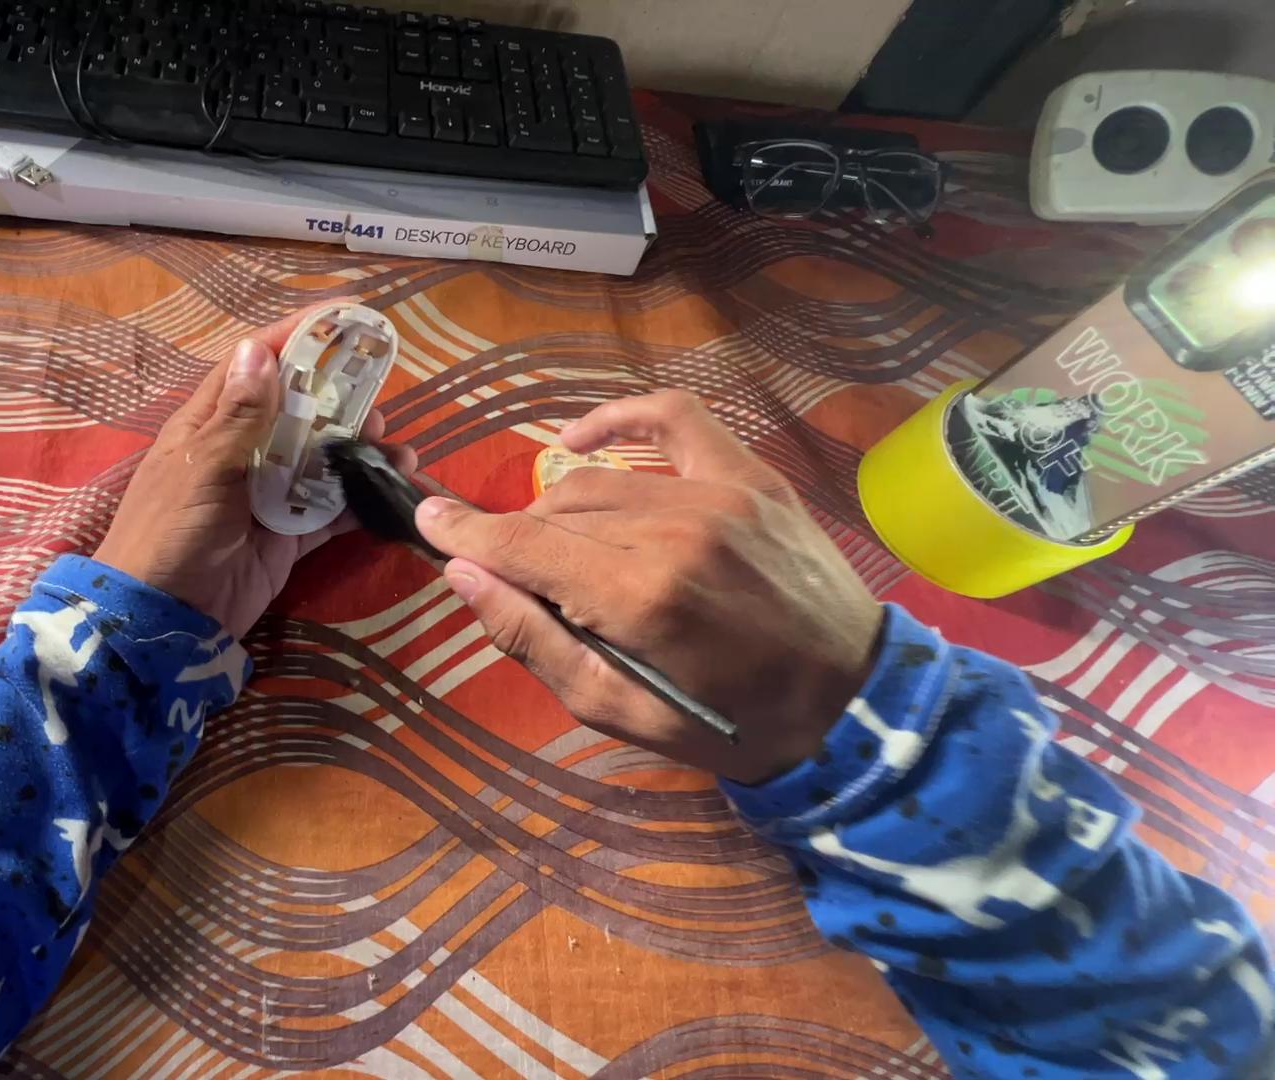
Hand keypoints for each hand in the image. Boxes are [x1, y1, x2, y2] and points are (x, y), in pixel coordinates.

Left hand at [93, 309, 415, 638]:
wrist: (161, 621)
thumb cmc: (169, 535)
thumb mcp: (201, 470)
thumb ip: (237, 417)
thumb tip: (259, 350)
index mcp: (210, 425)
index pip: (254, 366)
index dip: (296, 338)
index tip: (344, 318)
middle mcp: (241, 453)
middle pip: (296, 411)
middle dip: (337, 398)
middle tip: (376, 393)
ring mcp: (265, 495)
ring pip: (318, 460)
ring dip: (355, 450)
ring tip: (391, 446)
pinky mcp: (285, 536)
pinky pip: (326, 510)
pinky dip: (356, 501)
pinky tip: (387, 490)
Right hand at [414, 390, 882, 783]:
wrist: (856, 705)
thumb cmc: (726, 723)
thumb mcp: (612, 711)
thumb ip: (530, 638)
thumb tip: (464, 573)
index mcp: (637, 597)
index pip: (521, 545)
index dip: (465, 533)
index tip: (428, 523)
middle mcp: (670, 529)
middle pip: (552, 512)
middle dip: (517, 541)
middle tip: (523, 580)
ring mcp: (716, 493)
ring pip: (594, 482)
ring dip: (557, 511)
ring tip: (562, 549)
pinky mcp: (748, 476)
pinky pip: (671, 419)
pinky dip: (617, 419)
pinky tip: (577, 440)